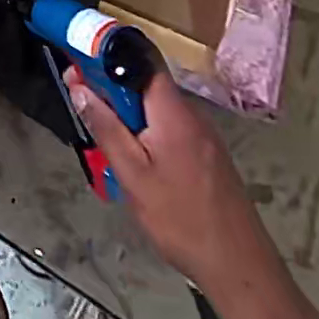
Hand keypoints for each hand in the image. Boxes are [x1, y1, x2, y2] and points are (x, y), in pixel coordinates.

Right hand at [66, 66, 271, 291]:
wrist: (238, 265)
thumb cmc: (180, 218)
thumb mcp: (132, 175)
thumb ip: (106, 127)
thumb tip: (80, 87)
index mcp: (172, 110)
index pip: (142, 59)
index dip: (109, 53)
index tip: (79, 60)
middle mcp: (190, 113)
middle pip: (145, 84)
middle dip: (112, 90)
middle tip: (82, 104)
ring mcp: (202, 133)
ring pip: (156, 108)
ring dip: (128, 115)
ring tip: (105, 141)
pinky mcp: (206, 152)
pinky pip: (169, 126)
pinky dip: (147, 131)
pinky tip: (136, 161)